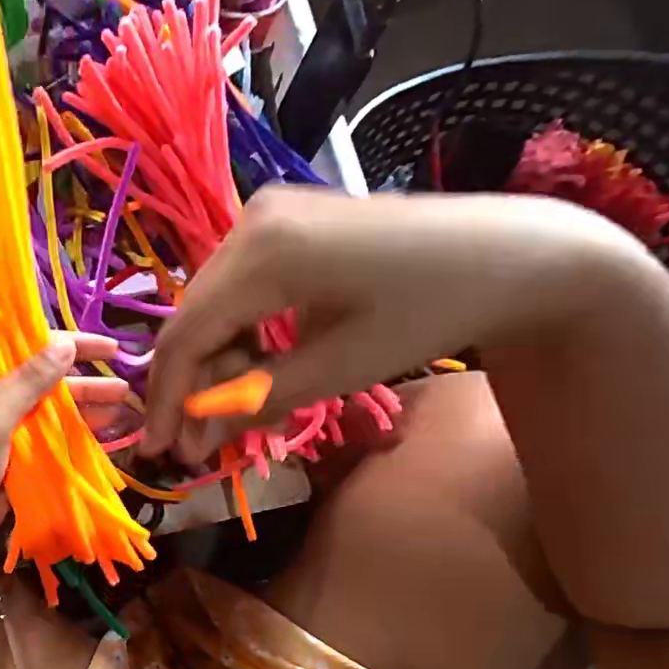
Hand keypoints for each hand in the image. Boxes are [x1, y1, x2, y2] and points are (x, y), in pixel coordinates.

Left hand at [0, 333, 125, 580]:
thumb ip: (27, 382)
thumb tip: (65, 345)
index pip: (18, 341)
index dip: (60, 339)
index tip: (99, 343)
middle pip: (42, 369)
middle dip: (81, 369)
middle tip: (120, 362)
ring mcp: (6, 419)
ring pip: (53, 399)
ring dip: (87, 397)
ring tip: (123, 396)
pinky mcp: (20, 446)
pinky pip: (55, 427)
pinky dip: (80, 423)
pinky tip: (109, 421)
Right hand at [142, 186, 658, 455]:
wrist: (505, 254)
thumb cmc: (429, 311)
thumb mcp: (340, 367)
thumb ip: (260, 400)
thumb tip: (198, 434)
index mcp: (263, 251)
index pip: (185, 335)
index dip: (167, 399)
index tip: (162, 451)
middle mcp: (251, 220)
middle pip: (192, 317)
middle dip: (192, 385)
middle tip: (202, 445)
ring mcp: (266, 216)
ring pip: (212, 304)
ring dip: (216, 362)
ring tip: (235, 409)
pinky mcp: (284, 224)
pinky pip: (238, 288)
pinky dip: (240, 334)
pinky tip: (258, 364)